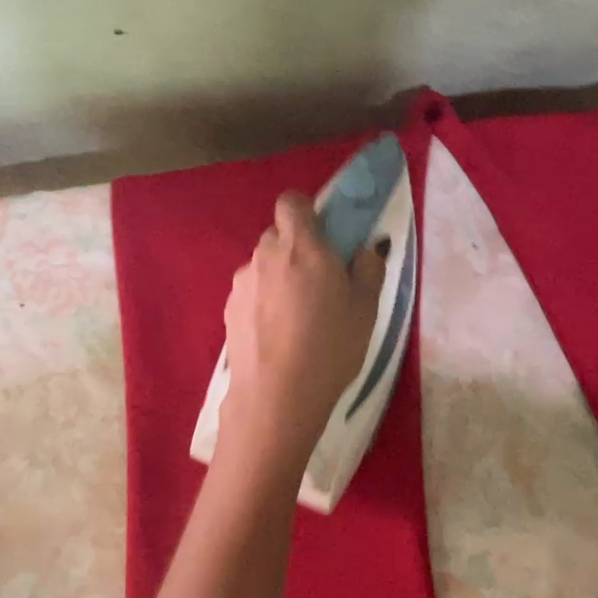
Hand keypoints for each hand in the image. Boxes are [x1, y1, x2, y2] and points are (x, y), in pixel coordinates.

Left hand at [221, 192, 387, 458]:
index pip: (292, 201)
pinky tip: (277, 336)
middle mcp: (266, 253)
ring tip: (297, 318)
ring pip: (264, 266)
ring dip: (279, 278)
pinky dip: (263, 304)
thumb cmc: (330, 346)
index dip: (307, 212)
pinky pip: (251, 293)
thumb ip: (368, 267)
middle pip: (278, 235)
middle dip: (297, 249)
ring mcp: (242, 282)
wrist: (277, 396)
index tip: (325, 237)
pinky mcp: (228, 310)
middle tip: (320, 283)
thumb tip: (363, 249)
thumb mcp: (367, 308)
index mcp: (302, 244)